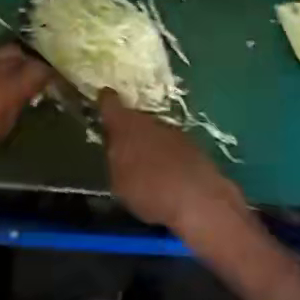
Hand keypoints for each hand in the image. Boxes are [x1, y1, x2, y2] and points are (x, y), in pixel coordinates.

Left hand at [0, 45, 50, 182]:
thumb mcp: (2, 128)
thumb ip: (17, 103)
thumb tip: (29, 90)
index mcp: (4, 87)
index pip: (35, 68)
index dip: (46, 71)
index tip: (52, 77)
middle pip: (15, 52)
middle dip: (26, 60)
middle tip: (31, 73)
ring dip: (6, 63)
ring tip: (9, 77)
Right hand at [98, 90, 246, 237]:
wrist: (199, 199)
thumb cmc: (148, 190)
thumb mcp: (117, 181)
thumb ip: (114, 160)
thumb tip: (116, 151)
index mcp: (124, 125)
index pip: (109, 103)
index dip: (104, 101)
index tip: (101, 100)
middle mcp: (148, 120)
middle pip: (133, 118)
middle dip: (128, 130)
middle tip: (122, 148)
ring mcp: (173, 131)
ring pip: (154, 131)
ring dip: (149, 143)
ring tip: (146, 166)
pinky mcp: (193, 146)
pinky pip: (171, 146)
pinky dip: (167, 156)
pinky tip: (167, 176)